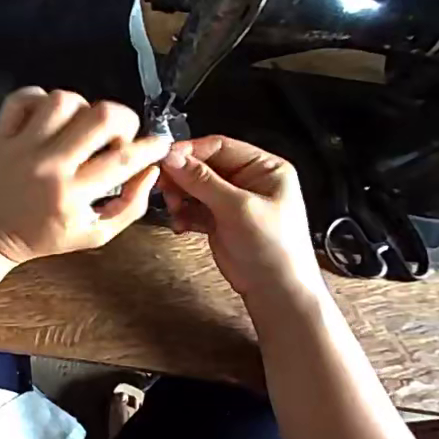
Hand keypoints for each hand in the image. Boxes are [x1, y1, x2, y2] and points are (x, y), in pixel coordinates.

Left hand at [0, 88, 168, 263]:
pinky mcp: (3, 135)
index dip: (151, 147)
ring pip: (63, 99)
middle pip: (100, 116)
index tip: (158, 144)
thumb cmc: (47, 235)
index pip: (124, 159)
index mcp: (72, 194)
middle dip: (123, 120)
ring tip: (81, 128)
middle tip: (117, 136)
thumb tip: (151, 169)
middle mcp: (48, 165)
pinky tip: (50, 117)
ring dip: (82, 108)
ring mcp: (22, 146)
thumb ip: (130, 206)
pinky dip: (40, 98)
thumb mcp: (96, 234)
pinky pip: (23, 97)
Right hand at [158, 135, 323, 305]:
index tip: (163, 160)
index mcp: (263, 167)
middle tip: (162, 186)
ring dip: (179, 197)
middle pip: (202, 167)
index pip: (219, 147)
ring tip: (174, 210)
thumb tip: (171, 157)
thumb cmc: (272, 246)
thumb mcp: (237, 207)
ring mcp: (231, 201)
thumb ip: (202, 180)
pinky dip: (182, 214)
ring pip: (193, 187)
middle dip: (181, 177)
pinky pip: (192, 208)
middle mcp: (248, 180)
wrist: (276, 291)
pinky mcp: (218, 220)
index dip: (189, 151)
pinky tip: (179, 225)